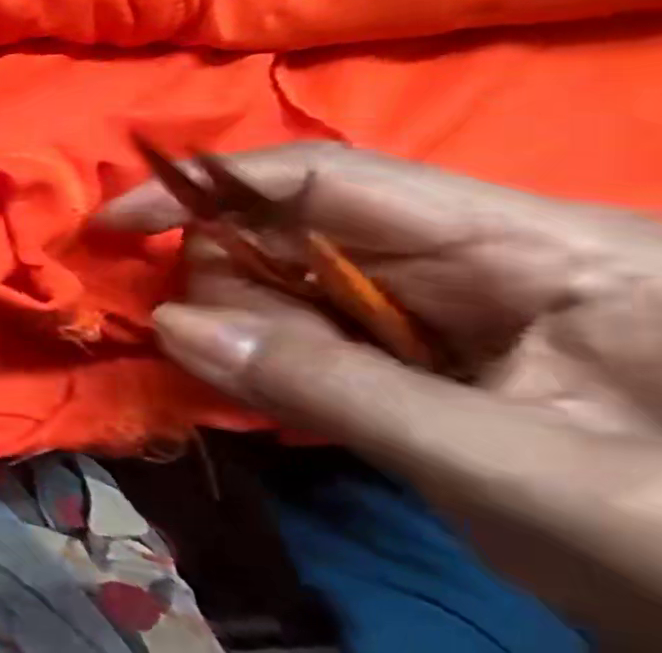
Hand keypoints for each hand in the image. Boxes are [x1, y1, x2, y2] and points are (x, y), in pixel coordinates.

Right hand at [100, 143, 661, 650]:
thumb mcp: (538, 483)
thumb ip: (343, 394)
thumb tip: (171, 327)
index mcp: (542, 247)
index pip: (331, 179)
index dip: (212, 189)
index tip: (119, 222)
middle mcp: (495, 257)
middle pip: (307, 232)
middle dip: (233, 280)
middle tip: (201, 349)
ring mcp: (476, 311)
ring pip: (310, 285)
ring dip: (253, 327)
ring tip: (244, 383)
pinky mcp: (457, 362)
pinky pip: (334, 337)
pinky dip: (285, 359)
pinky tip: (271, 390)